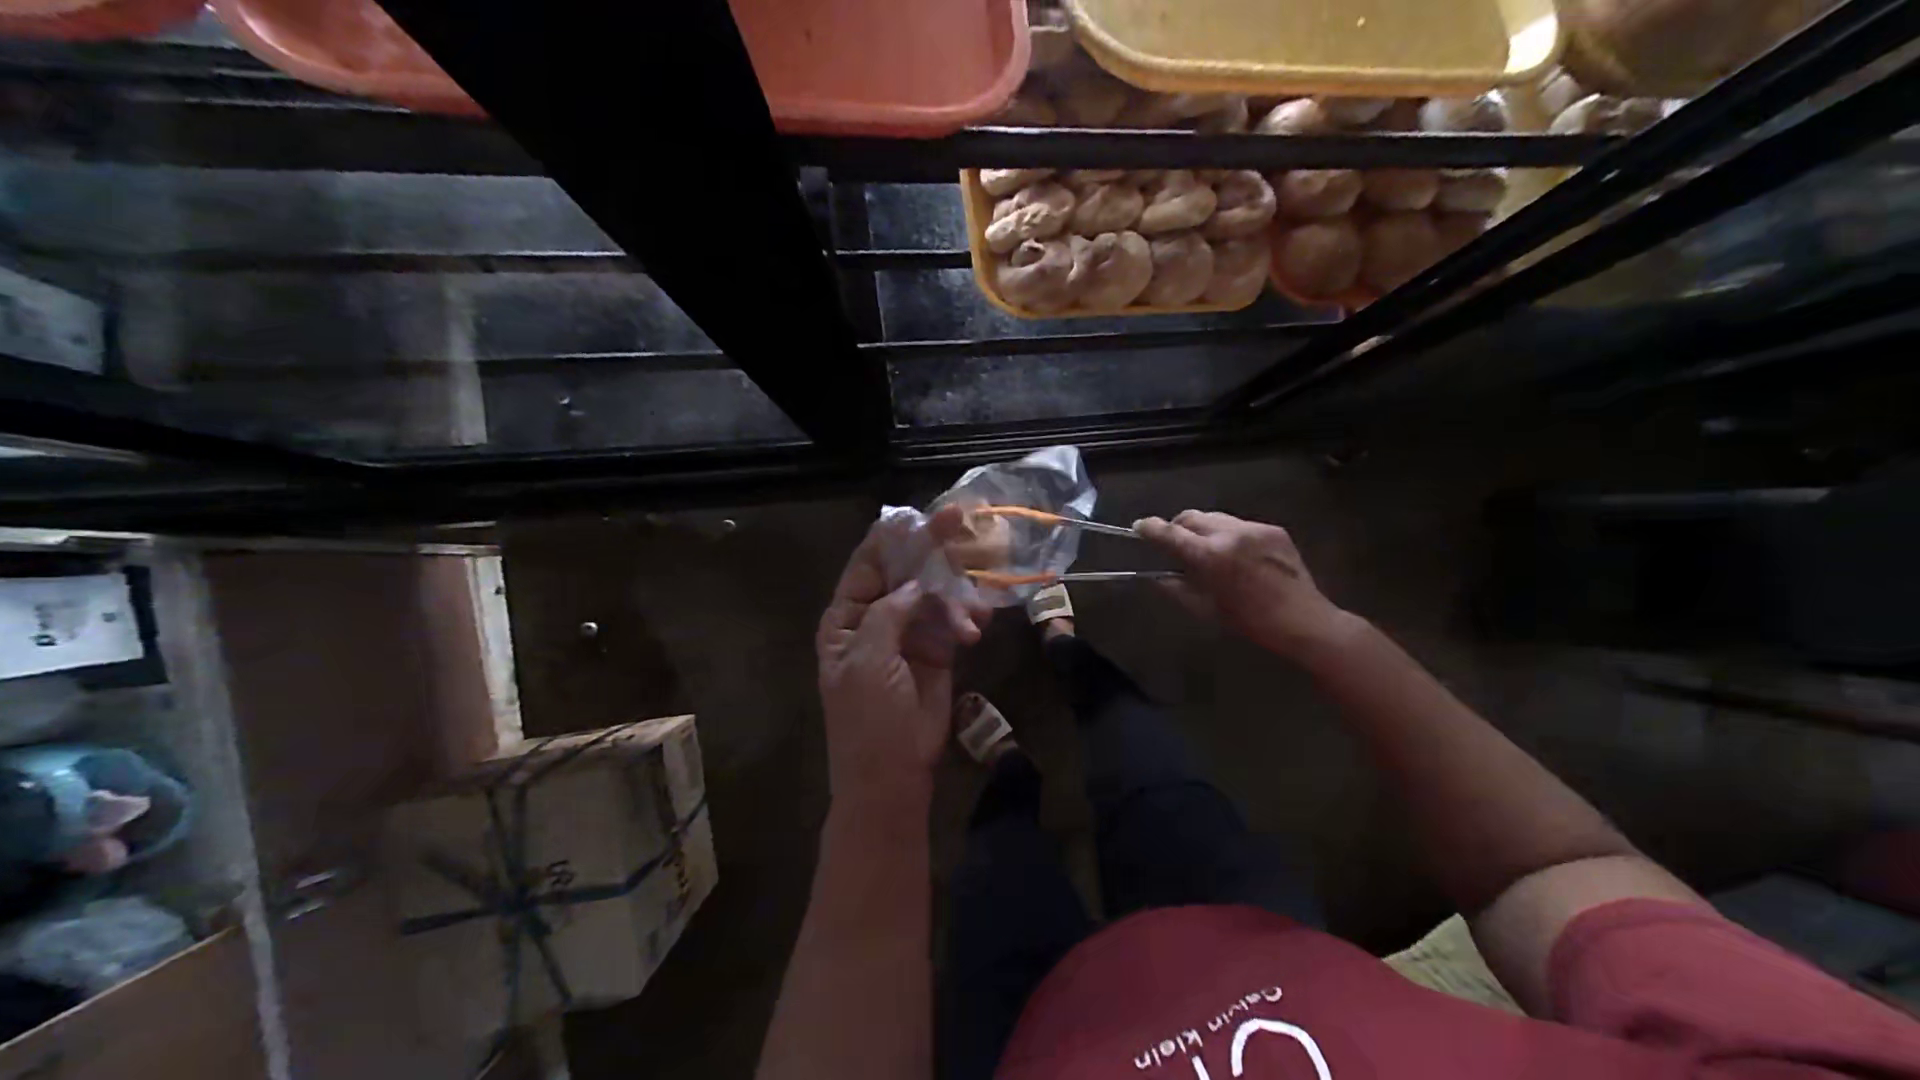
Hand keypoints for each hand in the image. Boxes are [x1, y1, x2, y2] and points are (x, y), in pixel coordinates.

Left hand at [817, 513, 985, 808]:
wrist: (892, 774)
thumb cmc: (869, 718)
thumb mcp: (867, 662)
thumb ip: (889, 614)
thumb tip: (915, 582)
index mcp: (847, 617)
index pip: (869, 564)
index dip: (895, 538)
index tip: (924, 514)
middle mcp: (878, 617)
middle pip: (906, 571)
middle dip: (933, 551)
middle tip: (962, 524)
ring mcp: (910, 633)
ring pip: (936, 594)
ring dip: (957, 594)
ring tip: (973, 615)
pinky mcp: (939, 650)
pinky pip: (955, 619)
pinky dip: (968, 616)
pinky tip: (977, 626)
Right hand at [1134, 510, 1359, 659]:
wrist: (1303, 621)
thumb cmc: (1250, 622)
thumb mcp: (1206, 609)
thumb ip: (1177, 589)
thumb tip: (1158, 577)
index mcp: (1210, 556)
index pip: (1170, 533)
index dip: (1150, 528)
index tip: (1139, 527)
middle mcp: (1230, 534)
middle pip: (1191, 517)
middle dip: (1177, 526)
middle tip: (1173, 543)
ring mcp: (1254, 529)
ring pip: (1215, 518)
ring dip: (1203, 529)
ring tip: (1206, 549)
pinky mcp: (1273, 530)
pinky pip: (1240, 525)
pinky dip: (1229, 535)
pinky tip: (1236, 555)